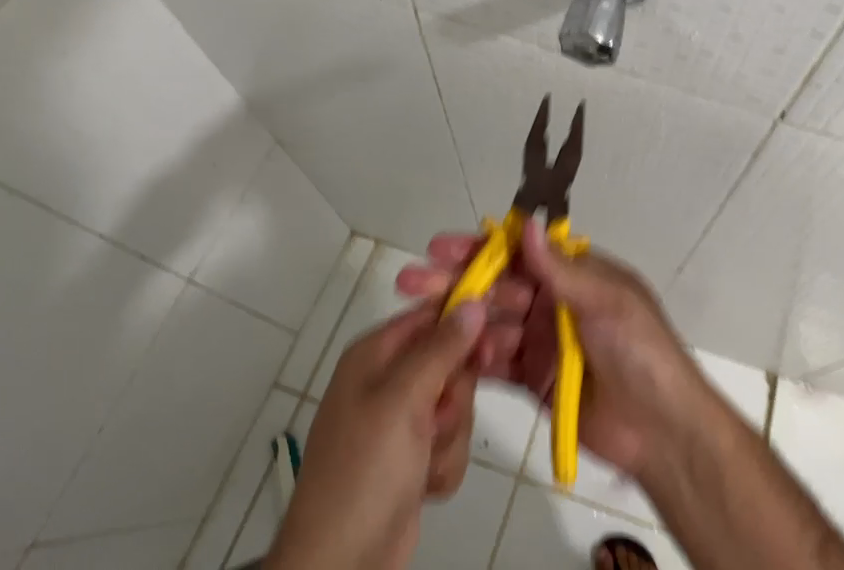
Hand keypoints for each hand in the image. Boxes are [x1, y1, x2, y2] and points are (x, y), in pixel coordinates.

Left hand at [267, 301, 484, 569]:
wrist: (343, 559)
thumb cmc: (366, 469)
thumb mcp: (403, 400)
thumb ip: (441, 348)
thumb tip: (474, 299)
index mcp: (376, 354)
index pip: (434, 314)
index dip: (469, 322)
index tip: (500, 340)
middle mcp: (389, 381)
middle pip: (453, 363)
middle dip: (456, 398)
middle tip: (437, 420)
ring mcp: (401, 422)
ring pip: (458, 406)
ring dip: (451, 437)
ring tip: (423, 461)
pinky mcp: (414, 456)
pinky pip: (452, 442)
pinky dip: (444, 464)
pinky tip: (424, 484)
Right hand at [395, 219, 713, 480]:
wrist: (660, 429)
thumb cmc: (640, 351)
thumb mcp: (606, 301)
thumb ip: (561, 269)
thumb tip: (525, 224)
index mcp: (576, 276)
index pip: (520, 254)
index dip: (479, 249)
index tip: (440, 248)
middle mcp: (554, 304)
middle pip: (497, 287)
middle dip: (456, 283)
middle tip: (410, 281)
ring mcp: (541, 344)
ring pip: (490, 324)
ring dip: (458, 322)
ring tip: (421, 323)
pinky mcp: (533, 381)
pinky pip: (495, 364)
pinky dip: (472, 359)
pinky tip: (446, 357)